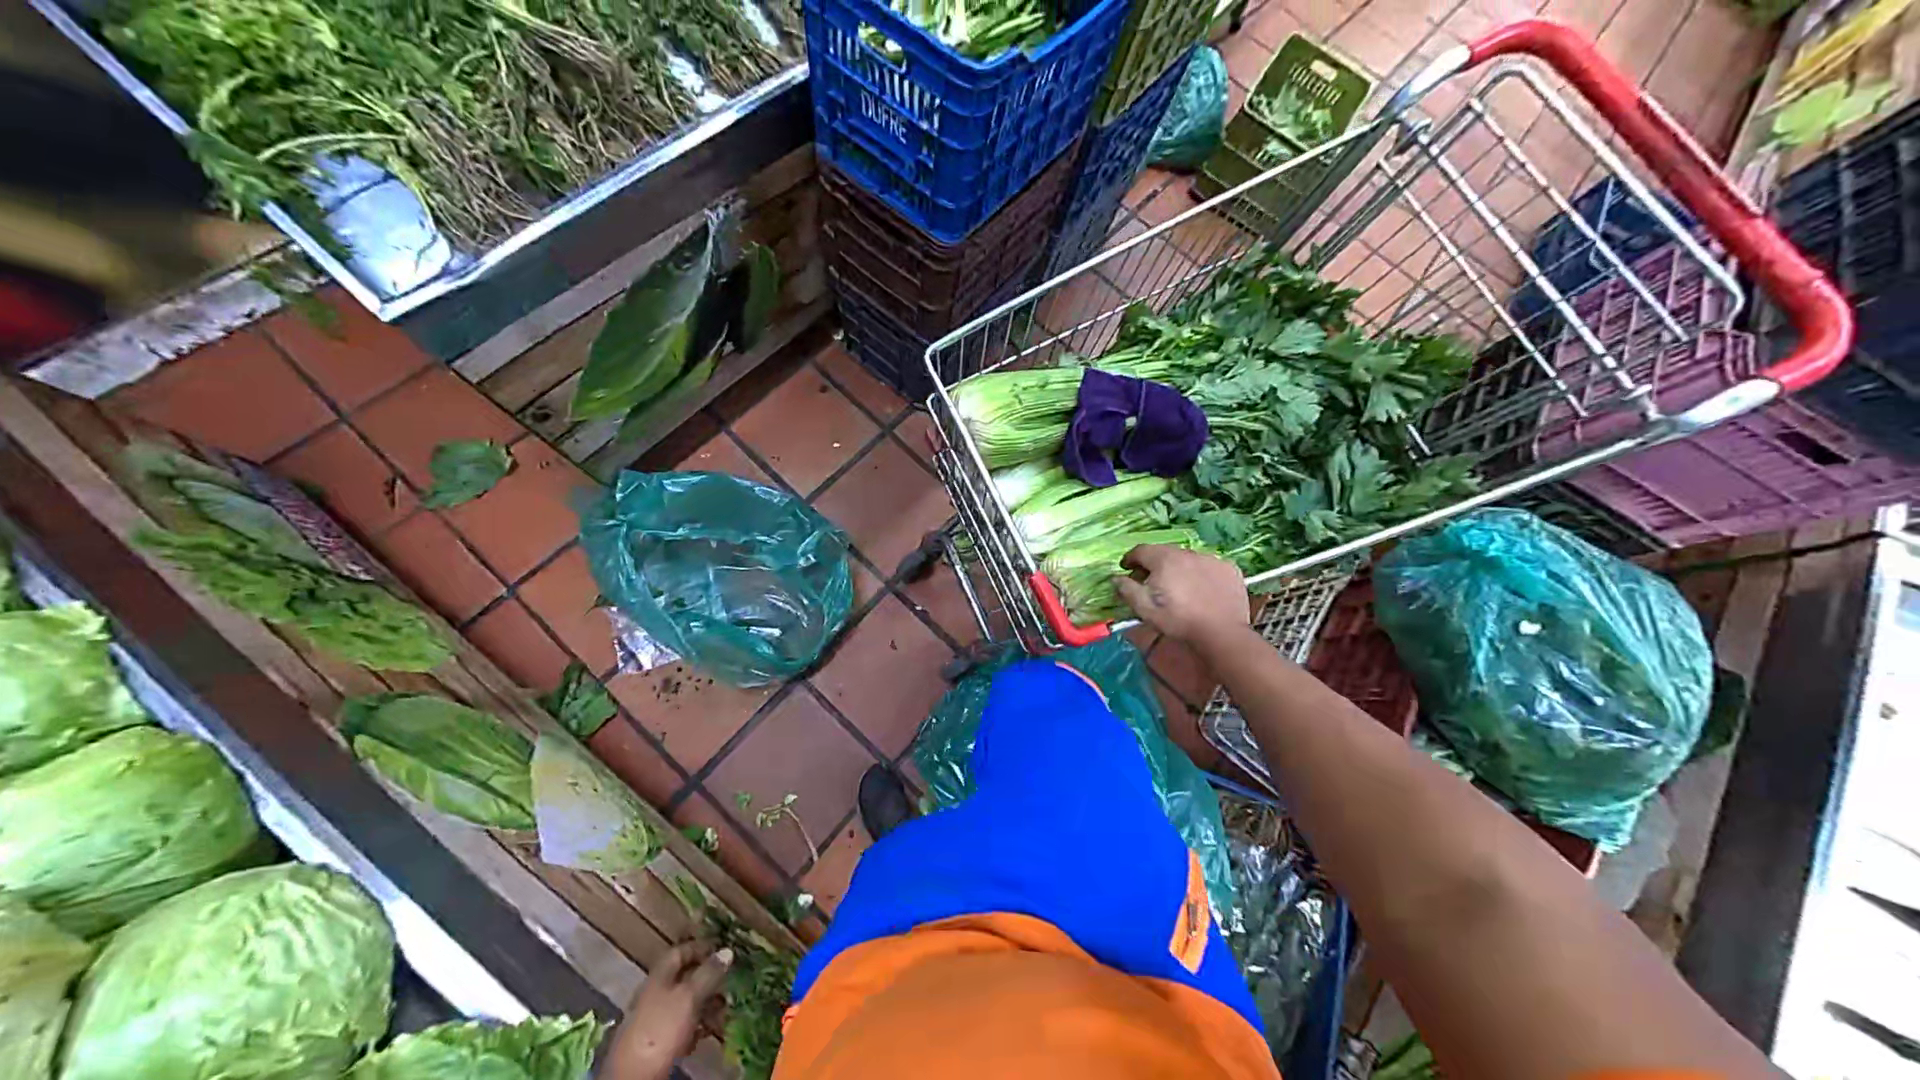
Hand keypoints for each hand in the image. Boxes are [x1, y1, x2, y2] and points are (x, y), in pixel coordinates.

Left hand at [603, 942, 733, 1079]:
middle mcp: (654, 995)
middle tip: (729, 981)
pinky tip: (709, 1031)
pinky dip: (697, 1025)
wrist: (633, 1079)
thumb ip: (708, 973)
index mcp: (658, 977)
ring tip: (724, 1010)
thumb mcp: (689, 997)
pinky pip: (682, 1026)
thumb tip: (727, 951)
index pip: (679, 952)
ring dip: (706, 1004)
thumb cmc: (661, 1030)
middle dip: (708, 979)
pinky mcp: (657, 1044)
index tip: (722, 950)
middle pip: (684, 978)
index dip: (700, 947)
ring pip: (685, 1003)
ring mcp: (654, 1020)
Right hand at [1113, 544, 1249, 645]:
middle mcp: (1187, 553)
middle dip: (1153, 564)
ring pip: (1187, 558)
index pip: (1141, 550)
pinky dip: (1200, 573)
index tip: (1126, 567)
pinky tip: (1201, 589)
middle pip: (1164, 552)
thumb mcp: (1145, 609)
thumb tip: (1116, 578)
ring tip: (1177, 586)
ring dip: (1178, 568)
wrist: (1221, 632)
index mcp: (1164, 559)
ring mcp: (1211, 559)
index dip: (1131, 558)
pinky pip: (1208, 566)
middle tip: (1149, 580)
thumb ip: (1127, 590)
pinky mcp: (1229, 569)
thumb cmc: (1178, 620)